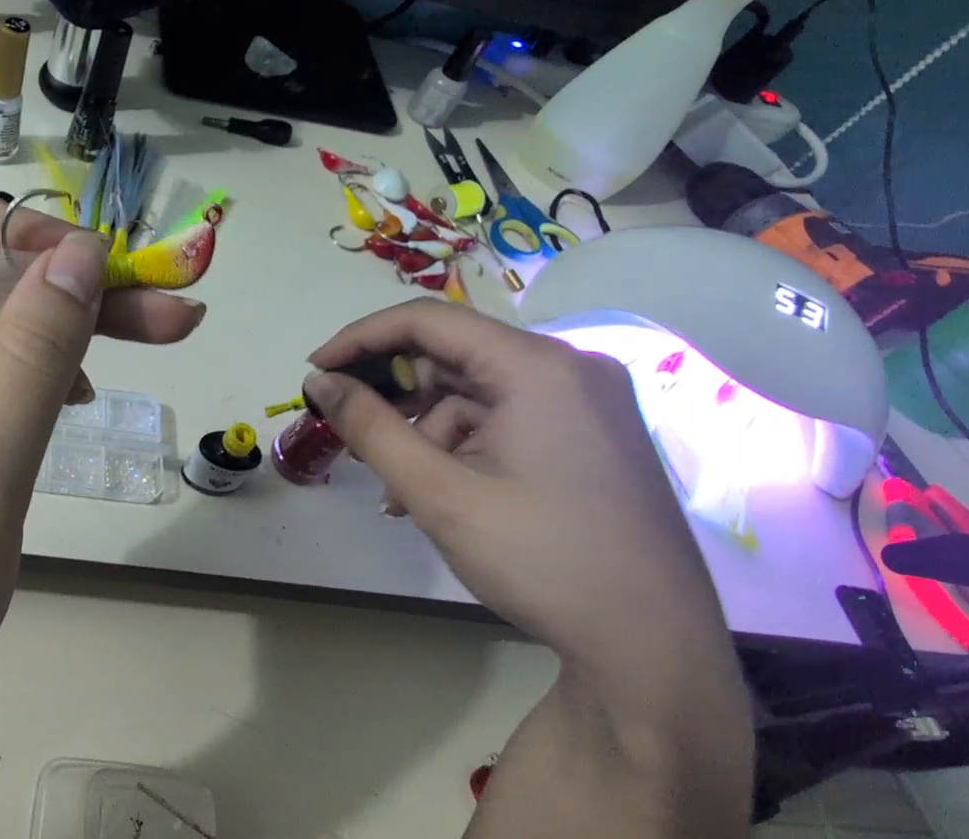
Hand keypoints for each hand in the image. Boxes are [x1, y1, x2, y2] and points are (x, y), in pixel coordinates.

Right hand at [302, 299, 734, 714]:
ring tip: (398, 489)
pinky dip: (466, 444)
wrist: (653, 648)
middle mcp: (571, 367)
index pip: (428, 321)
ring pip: (479, 391)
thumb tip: (319, 383)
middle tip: (349, 431)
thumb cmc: (541, 560)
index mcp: (539, 366)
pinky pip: (510, 417)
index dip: (361, 340)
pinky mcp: (596, 434)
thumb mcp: (438, 493)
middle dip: (396, 394)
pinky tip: (442, 492)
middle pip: (456, 355)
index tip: (315, 374)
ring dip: (428, 430)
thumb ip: (369, 427)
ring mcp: (590, 401)